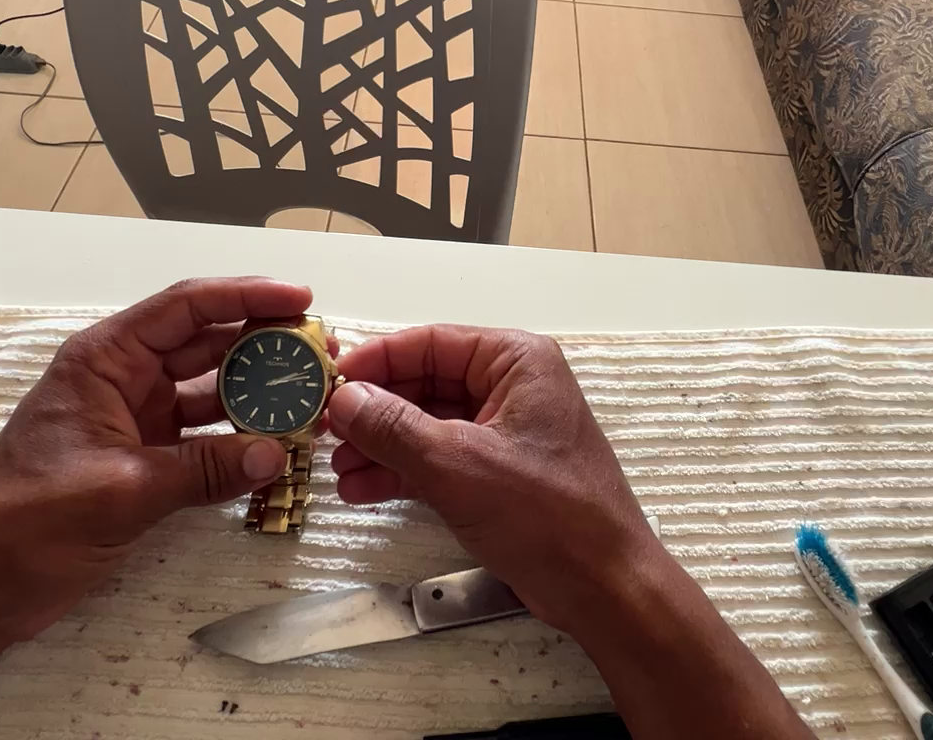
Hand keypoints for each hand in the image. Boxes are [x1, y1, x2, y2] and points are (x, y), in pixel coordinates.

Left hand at [0, 277, 314, 644]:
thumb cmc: (23, 524)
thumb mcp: (119, 491)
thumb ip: (203, 470)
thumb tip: (277, 455)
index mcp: (107, 358)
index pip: (188, 307)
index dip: (248, 295)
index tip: (302, 298)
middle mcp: (128, 375)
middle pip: (209, 340)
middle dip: (267, 341)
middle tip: (322, 348)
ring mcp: (140, 414)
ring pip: (214, 385)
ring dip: (261, 388)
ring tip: (312, 390)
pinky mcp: (149, 452)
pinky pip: (208, 429)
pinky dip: (243, 431)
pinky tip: (279, 436)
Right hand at [327, 326, 661, 631]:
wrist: (604, 589)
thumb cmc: (546, 514)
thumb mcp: (458, 464)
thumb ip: (395, 427)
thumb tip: (345, 397)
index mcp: (516, 361)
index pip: (433, 342)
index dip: (378, 360)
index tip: (331, 380)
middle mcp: (512, 386)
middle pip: (427, 382)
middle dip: (377, 410)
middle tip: (329, 430)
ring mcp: (506, 430)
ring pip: (430, 422)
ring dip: (384, 444)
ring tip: (339, 467)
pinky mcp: (500, 469)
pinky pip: (442, 456)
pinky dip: (405, 470)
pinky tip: (365, 488)